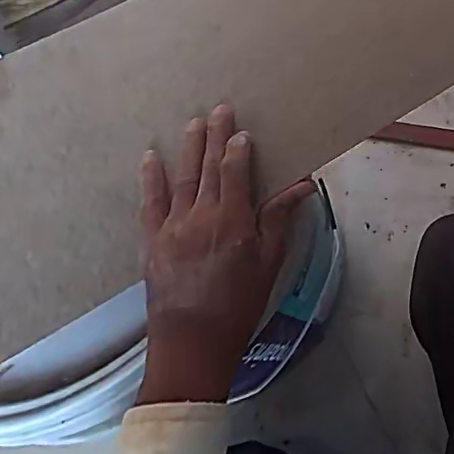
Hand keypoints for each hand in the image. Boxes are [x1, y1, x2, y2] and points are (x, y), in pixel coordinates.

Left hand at [136, 103, 314, 404]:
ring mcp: (172, 227)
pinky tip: (150, 157)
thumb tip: (303, 185)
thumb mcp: (269, 262)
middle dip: (215, 136)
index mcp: (233, 222)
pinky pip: (150, 202)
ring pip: (182, 178)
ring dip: (189, 147)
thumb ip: (280, 219)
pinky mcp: (151, 241)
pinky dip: (150, 178)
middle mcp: (201, 217)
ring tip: (193, 121)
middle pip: (209, 168)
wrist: (192, 344)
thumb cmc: (239, 304)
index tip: (242, 131)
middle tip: (219, 109)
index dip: (238, 149)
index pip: (235, 173)